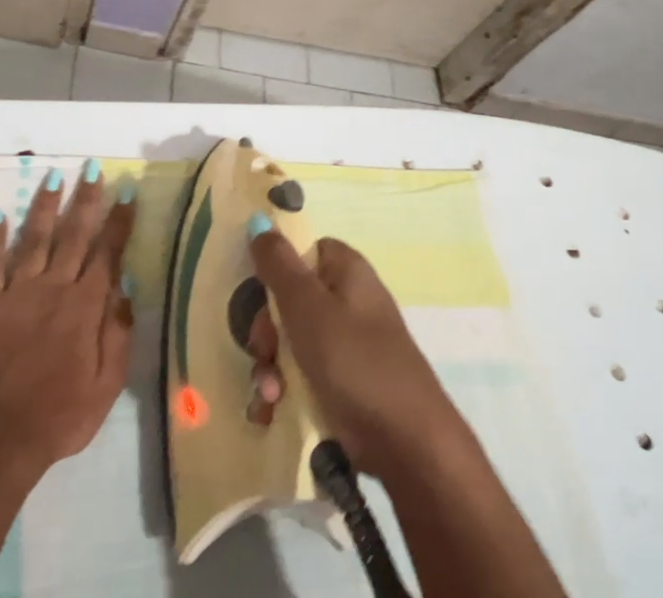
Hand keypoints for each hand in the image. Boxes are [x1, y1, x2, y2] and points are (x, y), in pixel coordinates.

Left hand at [0, 162, 134, 474]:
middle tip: (92, 169)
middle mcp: (53, 289)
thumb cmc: (63, 416)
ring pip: (34, 240)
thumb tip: (125, 286)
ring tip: (53, 178)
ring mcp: (16, 294)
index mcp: (85, 308)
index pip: (107, 254)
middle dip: (86, 200)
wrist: (2, 438)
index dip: (118, 222)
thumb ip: (118, 332)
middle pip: (73, 236)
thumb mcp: (108, 384)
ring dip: (44, 207)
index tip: (126, 193)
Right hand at [246, 228, 461, 477]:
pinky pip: (297, 375)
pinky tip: (270, 410)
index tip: (257, 291)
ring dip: (268, 367)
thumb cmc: (354, 361)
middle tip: (265, 351)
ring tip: (270, 393)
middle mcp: (346, 303)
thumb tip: (259, 220)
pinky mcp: (338, 383)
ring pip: (286, 342)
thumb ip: (278, 264)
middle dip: (266, 331)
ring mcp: (343, 345)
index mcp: (346, 272)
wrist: (404, 441)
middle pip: (287, 299)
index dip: (276, 269)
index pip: (302, 250)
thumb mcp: (308, 307)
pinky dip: (280, 391)